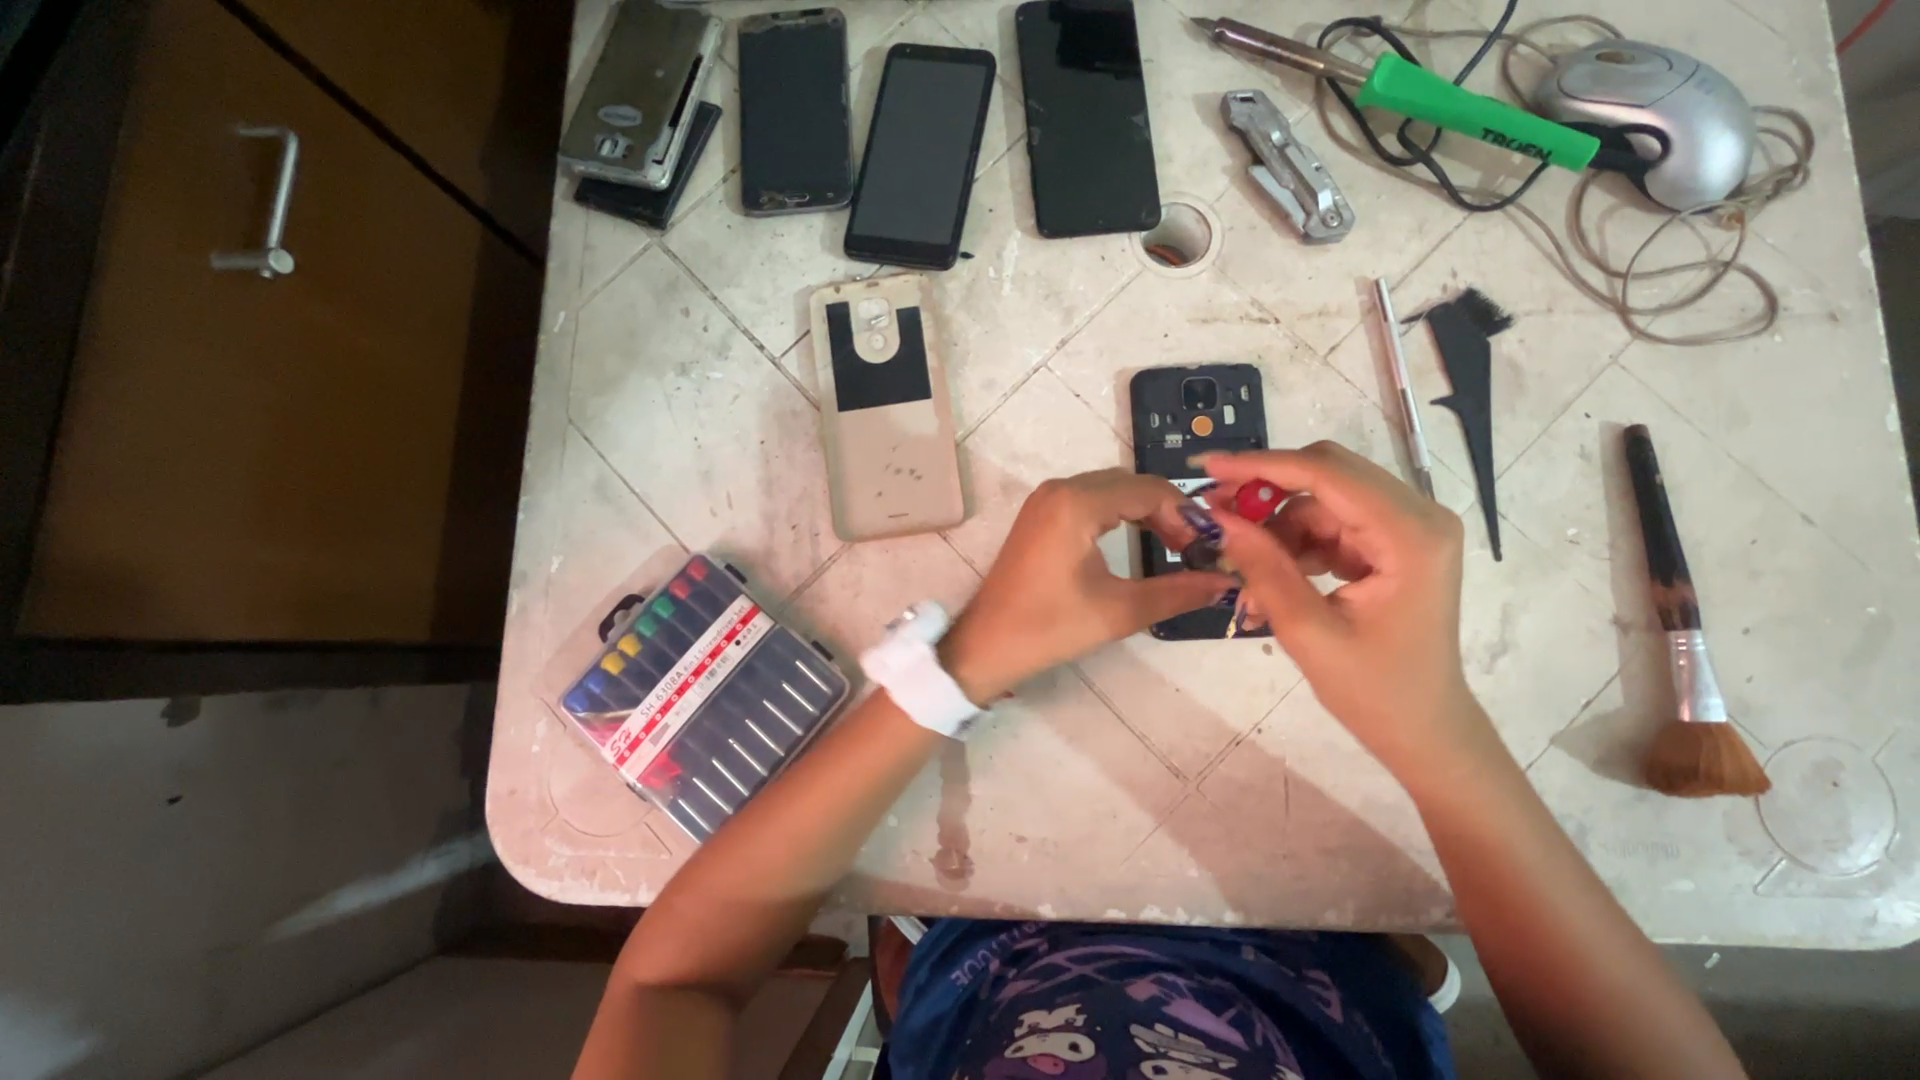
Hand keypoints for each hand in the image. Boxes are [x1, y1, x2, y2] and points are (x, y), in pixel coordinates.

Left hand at [940, 469, 1234, 701]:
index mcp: (1077, 503)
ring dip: (1146, 512)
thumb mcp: (1119, 611)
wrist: (986, 645)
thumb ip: (1177, 592)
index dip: (1187, 516)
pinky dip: (1120, 515)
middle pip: (1132, 484)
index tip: (1210, 549)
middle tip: (1196, 551)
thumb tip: (1226, 582)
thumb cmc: (1049, 627)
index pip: (1150, 491)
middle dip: (1170, 512)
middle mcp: (1061, 489)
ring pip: (1113, 490)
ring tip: (1176, 549)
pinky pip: (1092, 500)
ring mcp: (1047, 499)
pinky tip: (1141, 542)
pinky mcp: (1041, 514)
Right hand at [1200, 443, 1490, 776]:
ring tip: (1245, 578)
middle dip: (1266, 491)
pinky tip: (1269, 581)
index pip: (1327, 474)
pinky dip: (1294, 545)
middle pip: (1327, 475)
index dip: (1262, 466)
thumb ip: (1263, 567)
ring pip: (1322, 501)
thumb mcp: (1307, 630)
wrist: (1423, 729)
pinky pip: (1330, 524)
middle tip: (1216, 513)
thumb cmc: (1374, 691)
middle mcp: (1418, 517)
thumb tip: (1219, 517)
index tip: (1208, 468)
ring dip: (1277, 529)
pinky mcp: (1393, 545)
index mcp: (1410, 535)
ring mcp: (1408, 529)